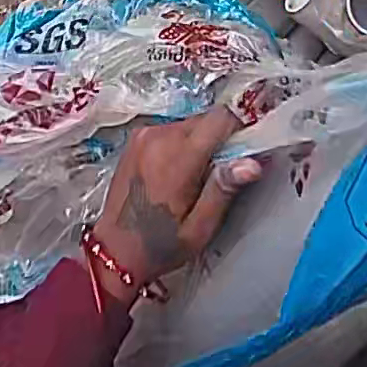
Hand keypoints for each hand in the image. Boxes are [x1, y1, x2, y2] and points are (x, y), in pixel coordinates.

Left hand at [89, 109, 264, 304]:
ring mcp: (144, 133)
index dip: (238, 129)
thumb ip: (223, 189)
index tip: (244, 151)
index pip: (220, 118)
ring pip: (188, 123)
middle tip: (219, 173)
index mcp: (177, 156)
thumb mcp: (199, 227)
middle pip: (205, 119)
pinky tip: (175, 172)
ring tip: (195, 177)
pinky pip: (171, 129)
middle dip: (219, 139)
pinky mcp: (136, 136)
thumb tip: (252, 163)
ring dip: (199, 142)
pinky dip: (180, 143)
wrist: (114, 248)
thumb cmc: (159, 244)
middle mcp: (159, 136)